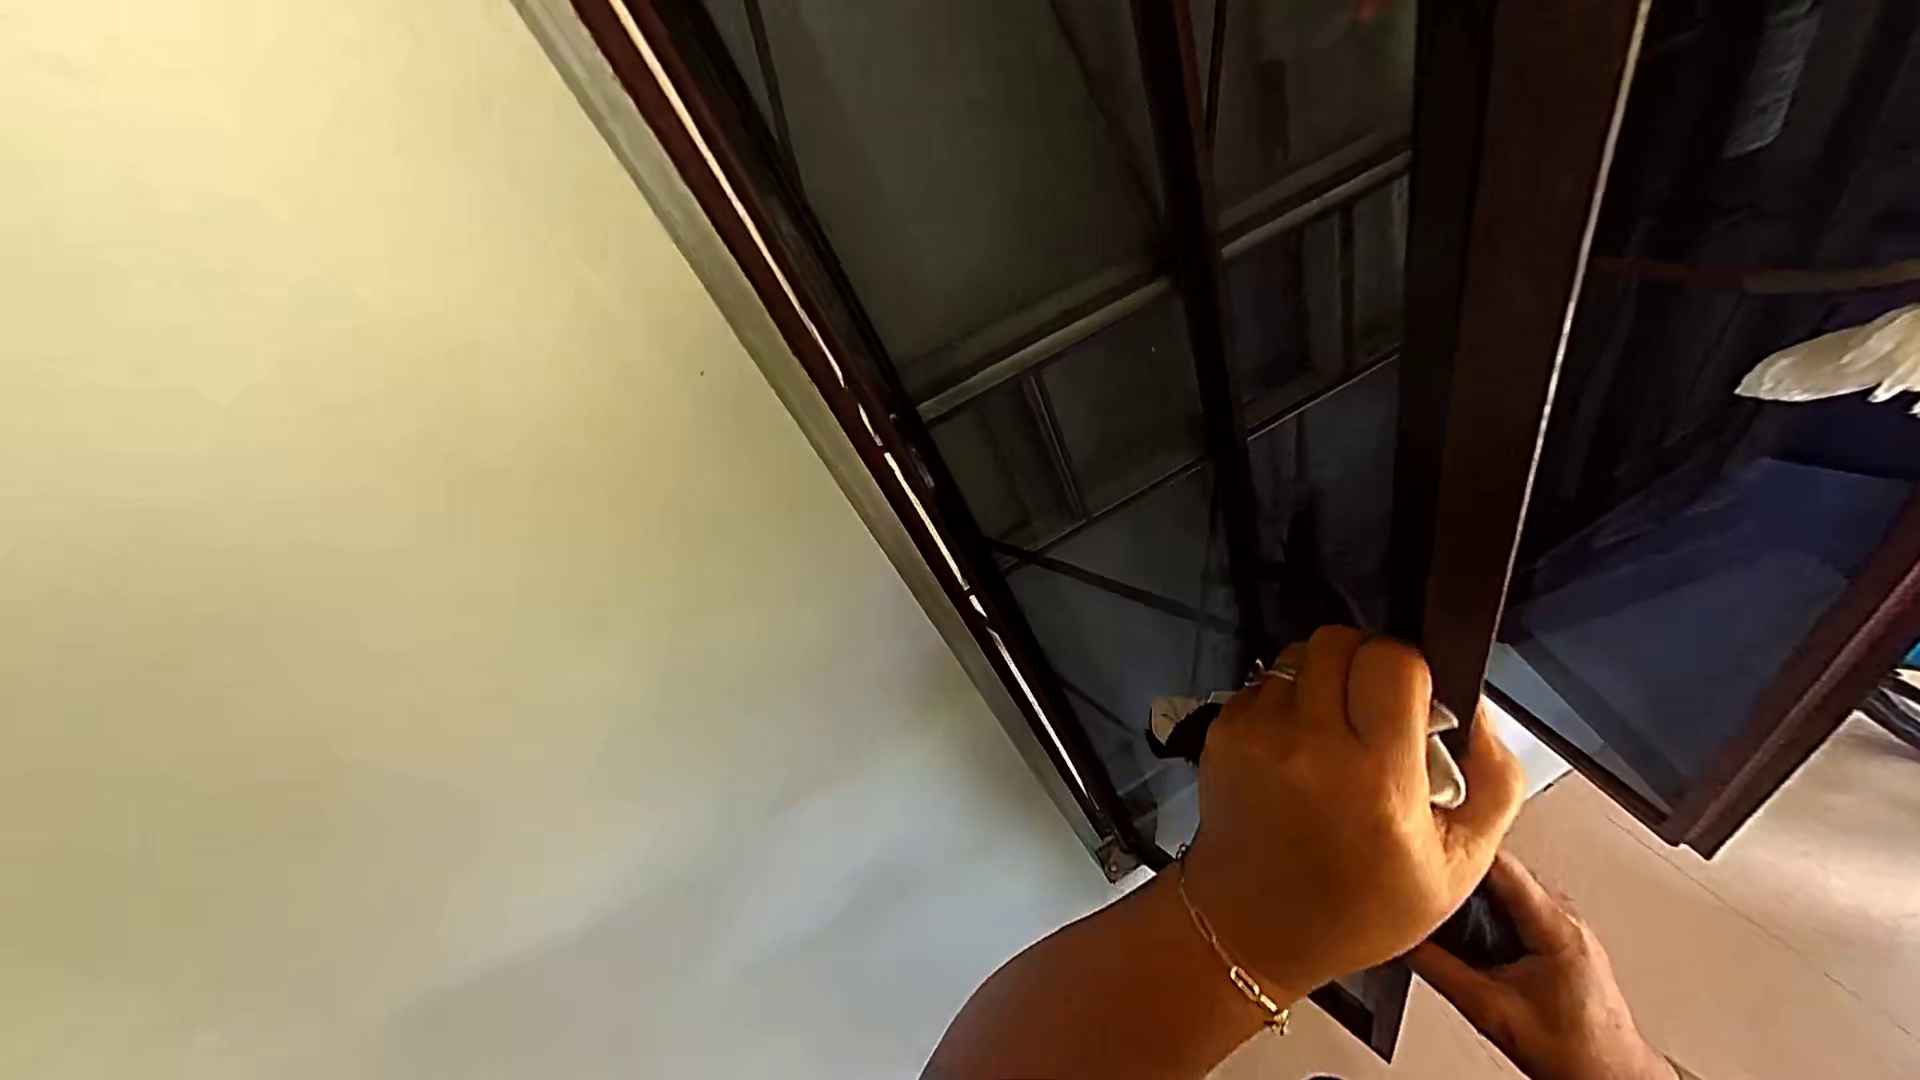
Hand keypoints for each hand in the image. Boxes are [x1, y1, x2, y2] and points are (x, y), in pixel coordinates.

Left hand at [1180, 626, 1524, 997]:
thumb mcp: (1460, 863)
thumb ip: (1491, 777)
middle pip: (1335, 641)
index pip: (1390, 660)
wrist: (1253, 917)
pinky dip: (1282, 700)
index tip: (1412, 694)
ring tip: (1329, 726)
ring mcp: (1255, 731)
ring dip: (1318, 677)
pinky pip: (1261, 685)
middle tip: (1370, 701)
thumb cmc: (1361, 902)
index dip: (1408, 666)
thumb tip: (1472, 704)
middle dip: (1362, 659)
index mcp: (1375, 775)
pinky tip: (1292, 744)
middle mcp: (1307, 741)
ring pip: (1294, 657)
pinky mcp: (1221, 730)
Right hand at [1410, 851, 1677, 1079]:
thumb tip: (1396, 935)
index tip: (1420, 829)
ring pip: (1498, 877)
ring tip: (1425, 874)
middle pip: (1494, 863)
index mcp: (1556, 928)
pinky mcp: (1550, 932)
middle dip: (1449, 855)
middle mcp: (1562, 917)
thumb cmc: (1578, 1057)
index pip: (1497, 860)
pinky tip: (1451, 901)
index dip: (1453, 839)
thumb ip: (1437, 966)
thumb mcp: (1490, 1010)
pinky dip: (1474, 892)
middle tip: (1411, 852)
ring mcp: (1559, 923)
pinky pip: (1504, 894)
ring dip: (1461, 875)